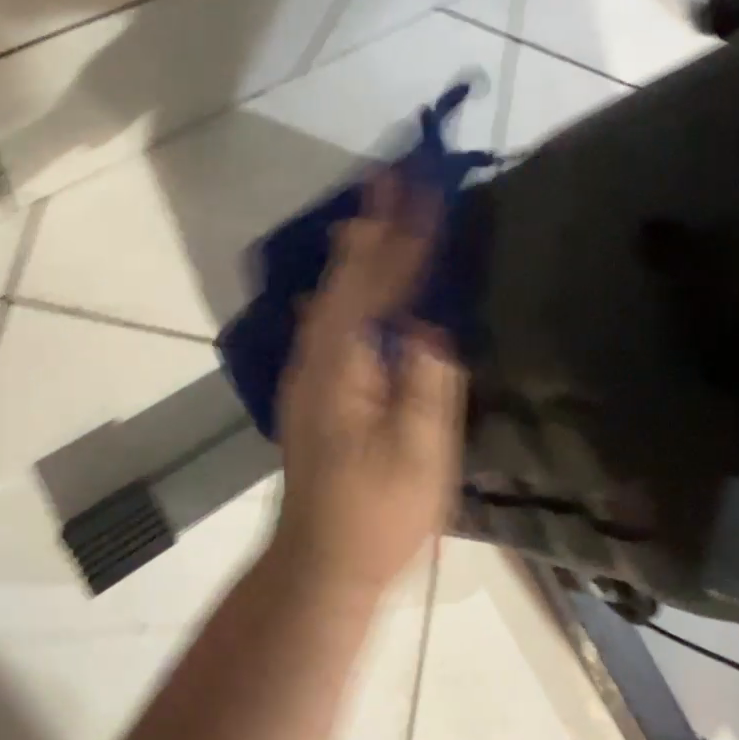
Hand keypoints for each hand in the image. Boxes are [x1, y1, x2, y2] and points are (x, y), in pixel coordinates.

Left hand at [268, 173, 466, 601]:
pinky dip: (345, 284)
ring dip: (356, 249)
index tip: (421, 188)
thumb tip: (428, 322)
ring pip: (334, 294)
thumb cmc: (377, 513)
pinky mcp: (314, 389)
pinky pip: (331, 317)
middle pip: (348, 277)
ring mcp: (310, 372)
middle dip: (373, 225)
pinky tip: (345, 278)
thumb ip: (425, 380)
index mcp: (346, 362)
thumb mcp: (418, 452)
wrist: (319, 563)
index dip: (405, 234)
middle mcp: (319, 355)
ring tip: (370, 211)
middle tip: (388, 176)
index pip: (381, 281)